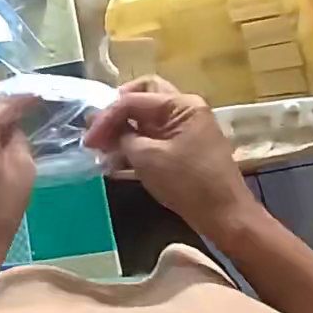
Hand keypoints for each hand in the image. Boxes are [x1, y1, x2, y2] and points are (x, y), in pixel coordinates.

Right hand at [82, 75, 264, 238]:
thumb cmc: (187, 183)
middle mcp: (184, 110)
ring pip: (145, 117)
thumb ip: (121, 137)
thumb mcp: (146, 157)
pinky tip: (116, 161)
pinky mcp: (181, 148)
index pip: (132, 100)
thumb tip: (102, 128)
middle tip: (98, 130)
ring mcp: (184, 129)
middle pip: (141, 96)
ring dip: (122, 130)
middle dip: (116, 112)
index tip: (88, 141)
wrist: (224, 216)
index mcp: (181, 105)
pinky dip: (133, 144)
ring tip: (102, 149)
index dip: (106, 118)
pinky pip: (151, 136)